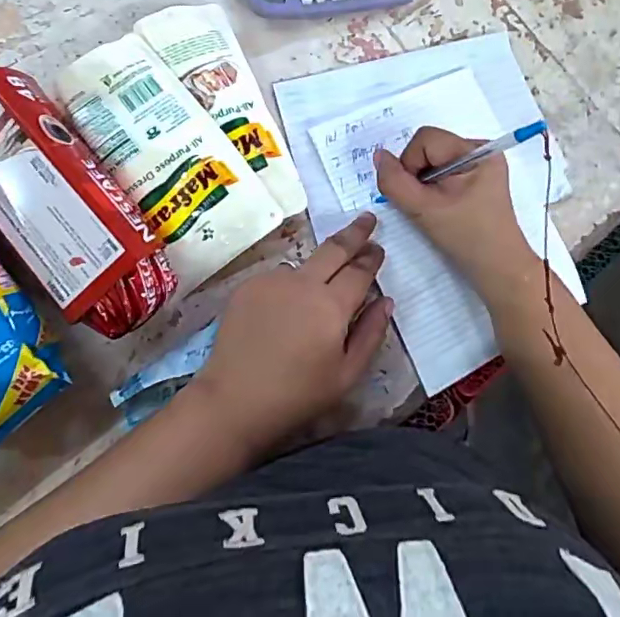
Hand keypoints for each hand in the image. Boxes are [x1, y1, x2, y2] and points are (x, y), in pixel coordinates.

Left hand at [188, 213, 394, 456]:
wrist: (233, 399)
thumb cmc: (297, 395)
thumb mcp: (346, 375)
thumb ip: (370, 333)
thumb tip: (385, 300)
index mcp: (331, 306)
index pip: (359, 270)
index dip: (371, 257)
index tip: (378, 247)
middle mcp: (303, 283)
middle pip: (334, 249)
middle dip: (354, 232)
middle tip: (367, 219)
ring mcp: (272, 280)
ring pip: (304, 266)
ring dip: (317, 270)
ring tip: (316, 297)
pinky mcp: (248, 286)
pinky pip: (278, 279)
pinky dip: (289, 288)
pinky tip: (283, 314)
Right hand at [374, 126, 532, 294]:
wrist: (499, 269)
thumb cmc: (466, 238)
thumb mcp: (422, 209)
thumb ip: (394, 181)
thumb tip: (379, 155)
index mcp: (476, 151)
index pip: (425, 139)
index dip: (410, 164)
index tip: (418, 195)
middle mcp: (482, 150)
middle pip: (429, 146)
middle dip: (417, 173)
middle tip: (425, 202)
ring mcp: (481, 163)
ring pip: (433, 158)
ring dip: (424, 180)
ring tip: (435, 206)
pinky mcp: (478, 177)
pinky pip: (444, 168)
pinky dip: (434, 185)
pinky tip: (442, 205)